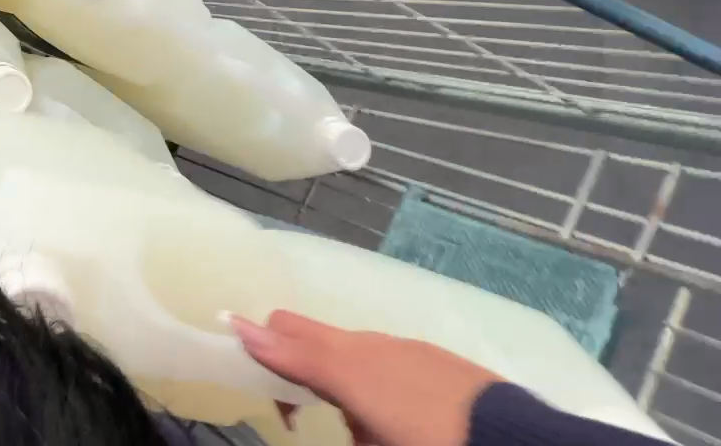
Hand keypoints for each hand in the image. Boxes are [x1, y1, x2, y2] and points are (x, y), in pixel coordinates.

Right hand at [231, 311, 501, 445]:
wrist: (522, 443)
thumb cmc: (429, 434)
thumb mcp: (360, 419)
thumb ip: (297, 363)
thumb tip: (233, 322)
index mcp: (342, 354)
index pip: (279, 332)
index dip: (263, 357)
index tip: (281, 410)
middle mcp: (365, 343)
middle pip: (311, 340)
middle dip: (300, 369)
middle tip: (311, 415)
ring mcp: (403, 351)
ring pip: (352, 356)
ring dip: (344, 385)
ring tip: (374, 433)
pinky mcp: (438, 364)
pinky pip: (390, 365)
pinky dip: (382, 387)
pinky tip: (409, 422)